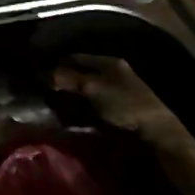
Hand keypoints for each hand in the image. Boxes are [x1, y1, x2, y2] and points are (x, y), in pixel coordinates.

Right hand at [52, 54, 192, 152]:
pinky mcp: (117, 114)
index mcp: (109, 62)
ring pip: (82, 92)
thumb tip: (39, 73)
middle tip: (40, 89)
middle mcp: (112, 75)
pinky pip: (89, 109)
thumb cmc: (125, 105)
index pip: (74, 57)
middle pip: (78, 74)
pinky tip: (66, 118)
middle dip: (60, 81)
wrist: (158, 137)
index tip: (36, 70)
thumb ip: (64, 77)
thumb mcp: (91, 87)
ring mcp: (116, 95)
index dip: (55, 61)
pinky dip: (77, 112)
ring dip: (67, 98)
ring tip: (50, 105)